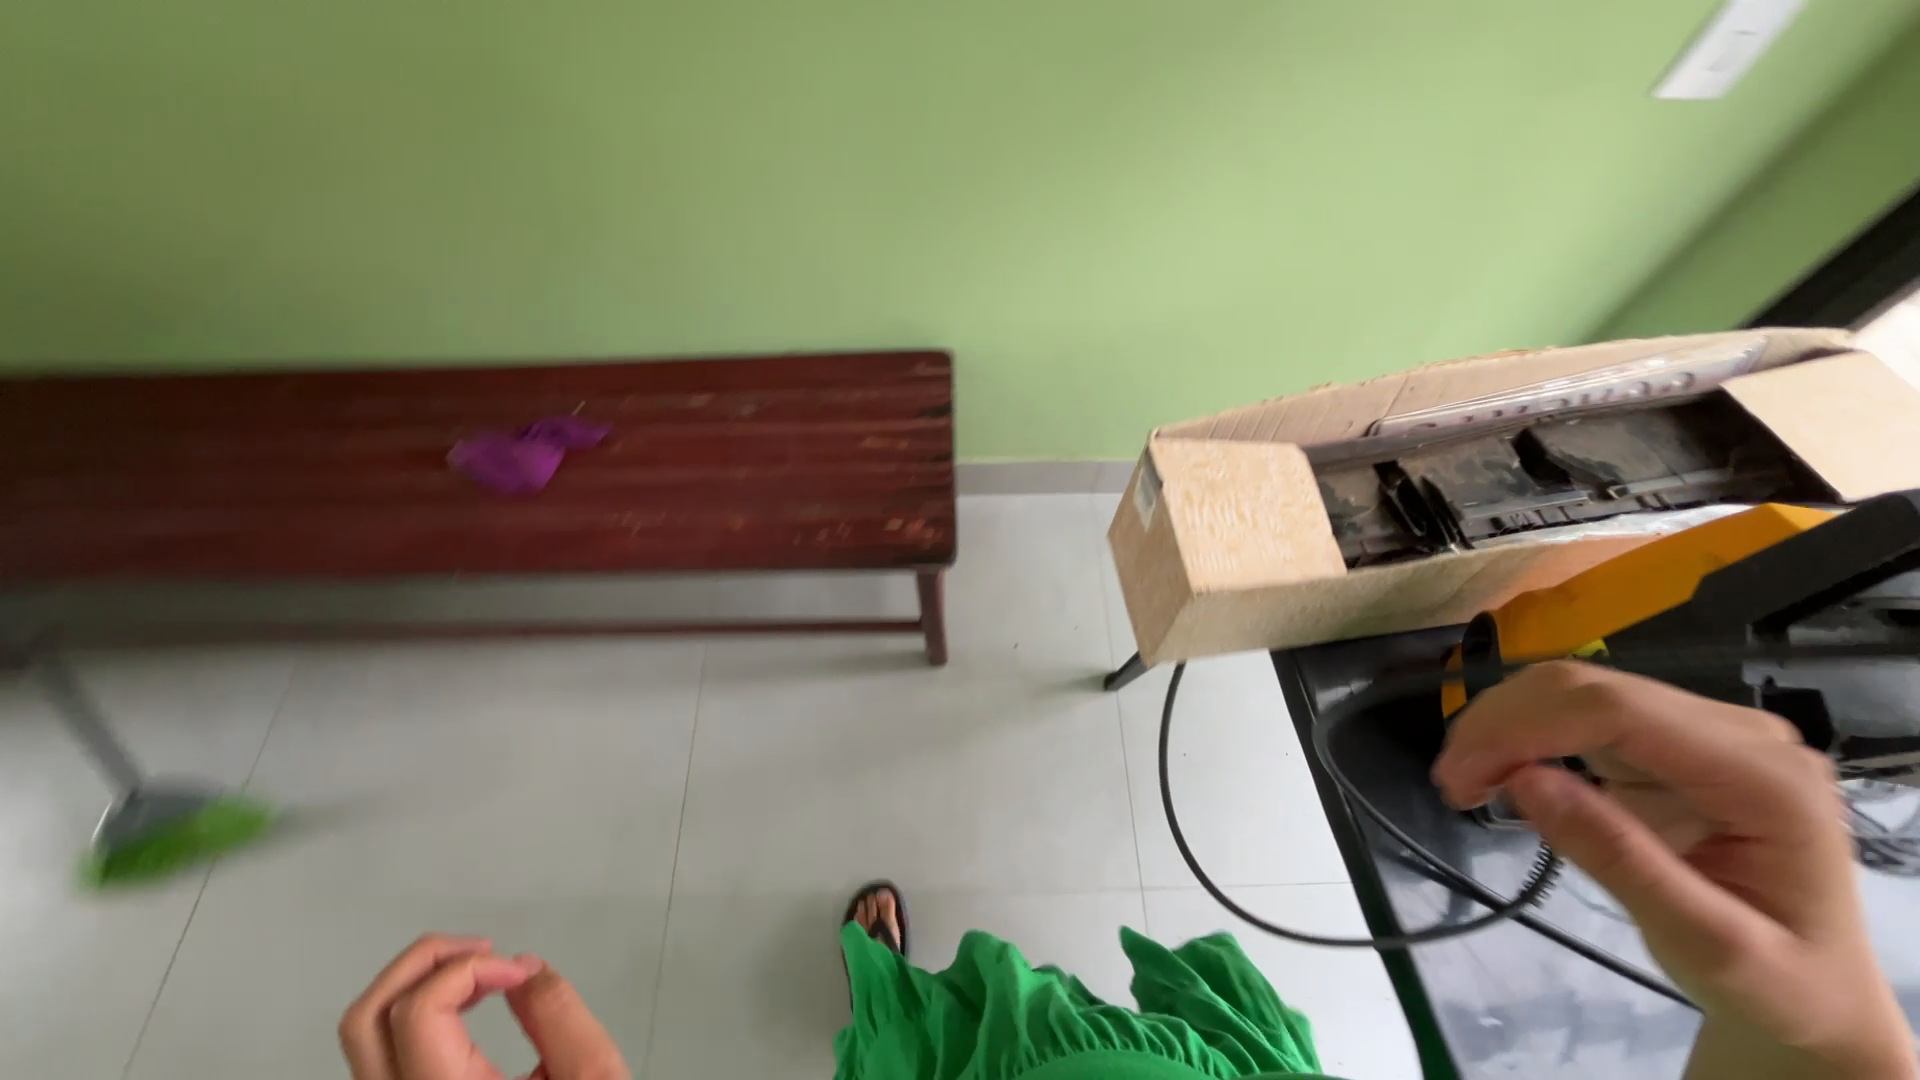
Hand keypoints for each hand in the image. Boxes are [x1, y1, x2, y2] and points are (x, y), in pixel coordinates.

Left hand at [340, 934, 630, 1079]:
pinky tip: (468, 1001)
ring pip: (365, 1034)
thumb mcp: (592, 1074)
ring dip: (422, 981)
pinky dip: (421, 1007)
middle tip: (487, 948)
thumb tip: (523, 967)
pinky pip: (383, 1051)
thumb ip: (559, 1012)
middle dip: (428, 961)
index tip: (521, 971)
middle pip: (367, 1018)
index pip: (418, 1011)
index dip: (471, 968)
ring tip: (482, 970)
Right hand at [1433, 662, 1915, 1078]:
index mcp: (1763, 775)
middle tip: (1451, 784)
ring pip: (1569, 691)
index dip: (1523, 727)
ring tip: (1464, 781)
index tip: (1460, 776)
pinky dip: (1520, 735)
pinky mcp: (1665, 740)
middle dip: (1500, 725)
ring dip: (1501, 726)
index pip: (1617, 710)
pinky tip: (1497, 771)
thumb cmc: (1774, 982)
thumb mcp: (1708, 945)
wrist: (1811, 993)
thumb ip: (1621, 860)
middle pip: (1585, 689)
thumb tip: (1524, 781)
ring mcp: (1700, 731)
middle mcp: (1736, 733)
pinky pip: (1573, 713)